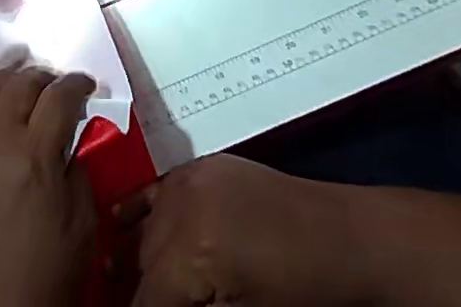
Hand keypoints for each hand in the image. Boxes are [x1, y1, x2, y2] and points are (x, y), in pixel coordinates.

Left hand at [0, 66, 98, 306]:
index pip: (58, 98)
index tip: (86, 85)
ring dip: (6, 77)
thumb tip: (72, 138)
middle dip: (44, 77)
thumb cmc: (44, 280)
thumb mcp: (81, 227)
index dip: (77, 84)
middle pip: (20, 86)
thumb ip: (78, 171)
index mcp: (34, 157)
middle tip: (58, 84)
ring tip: (22, 79)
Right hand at [127, 155, 373, 306]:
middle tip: (129, 299)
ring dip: (135, 252)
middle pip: (141, 261)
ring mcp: (188, 182)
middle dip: (137, 289)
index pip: (147, 298)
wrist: (345, 238)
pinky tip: (118, 220)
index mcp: (192, 253)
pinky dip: (137, 206)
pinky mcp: (198, 168)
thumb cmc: (304, 293)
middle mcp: (180, 209)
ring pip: (145, 226)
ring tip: (115, 273)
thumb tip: (153, 303)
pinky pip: (156, 189)